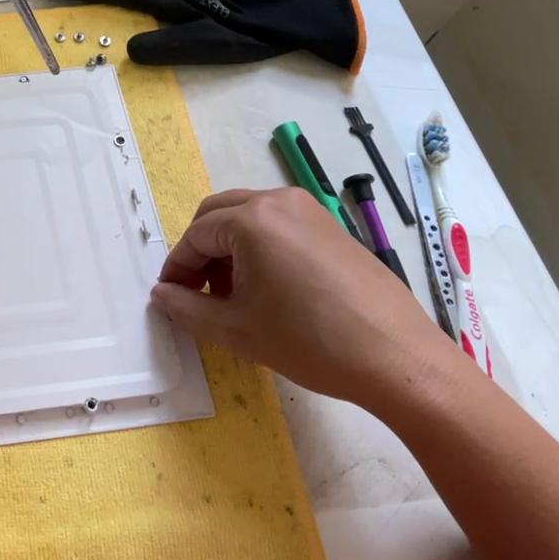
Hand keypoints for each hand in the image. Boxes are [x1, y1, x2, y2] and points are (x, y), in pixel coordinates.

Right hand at [150, 187, 459, 406]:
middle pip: (218, 214)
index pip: (195, 236)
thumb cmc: (310, 342)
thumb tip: (161, 295)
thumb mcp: (237, 330)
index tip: (170, 298)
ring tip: (233, 295)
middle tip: (198, 293)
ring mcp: (310, 210)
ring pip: (249, 217)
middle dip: (200, 252)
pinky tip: (269, 289)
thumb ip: (188, 308)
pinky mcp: (333, 227)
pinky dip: (259, 247)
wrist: (397, 359)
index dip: (177, 268)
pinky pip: (279, 225)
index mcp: (251, 219)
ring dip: (229, 248)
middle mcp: (279, 200)